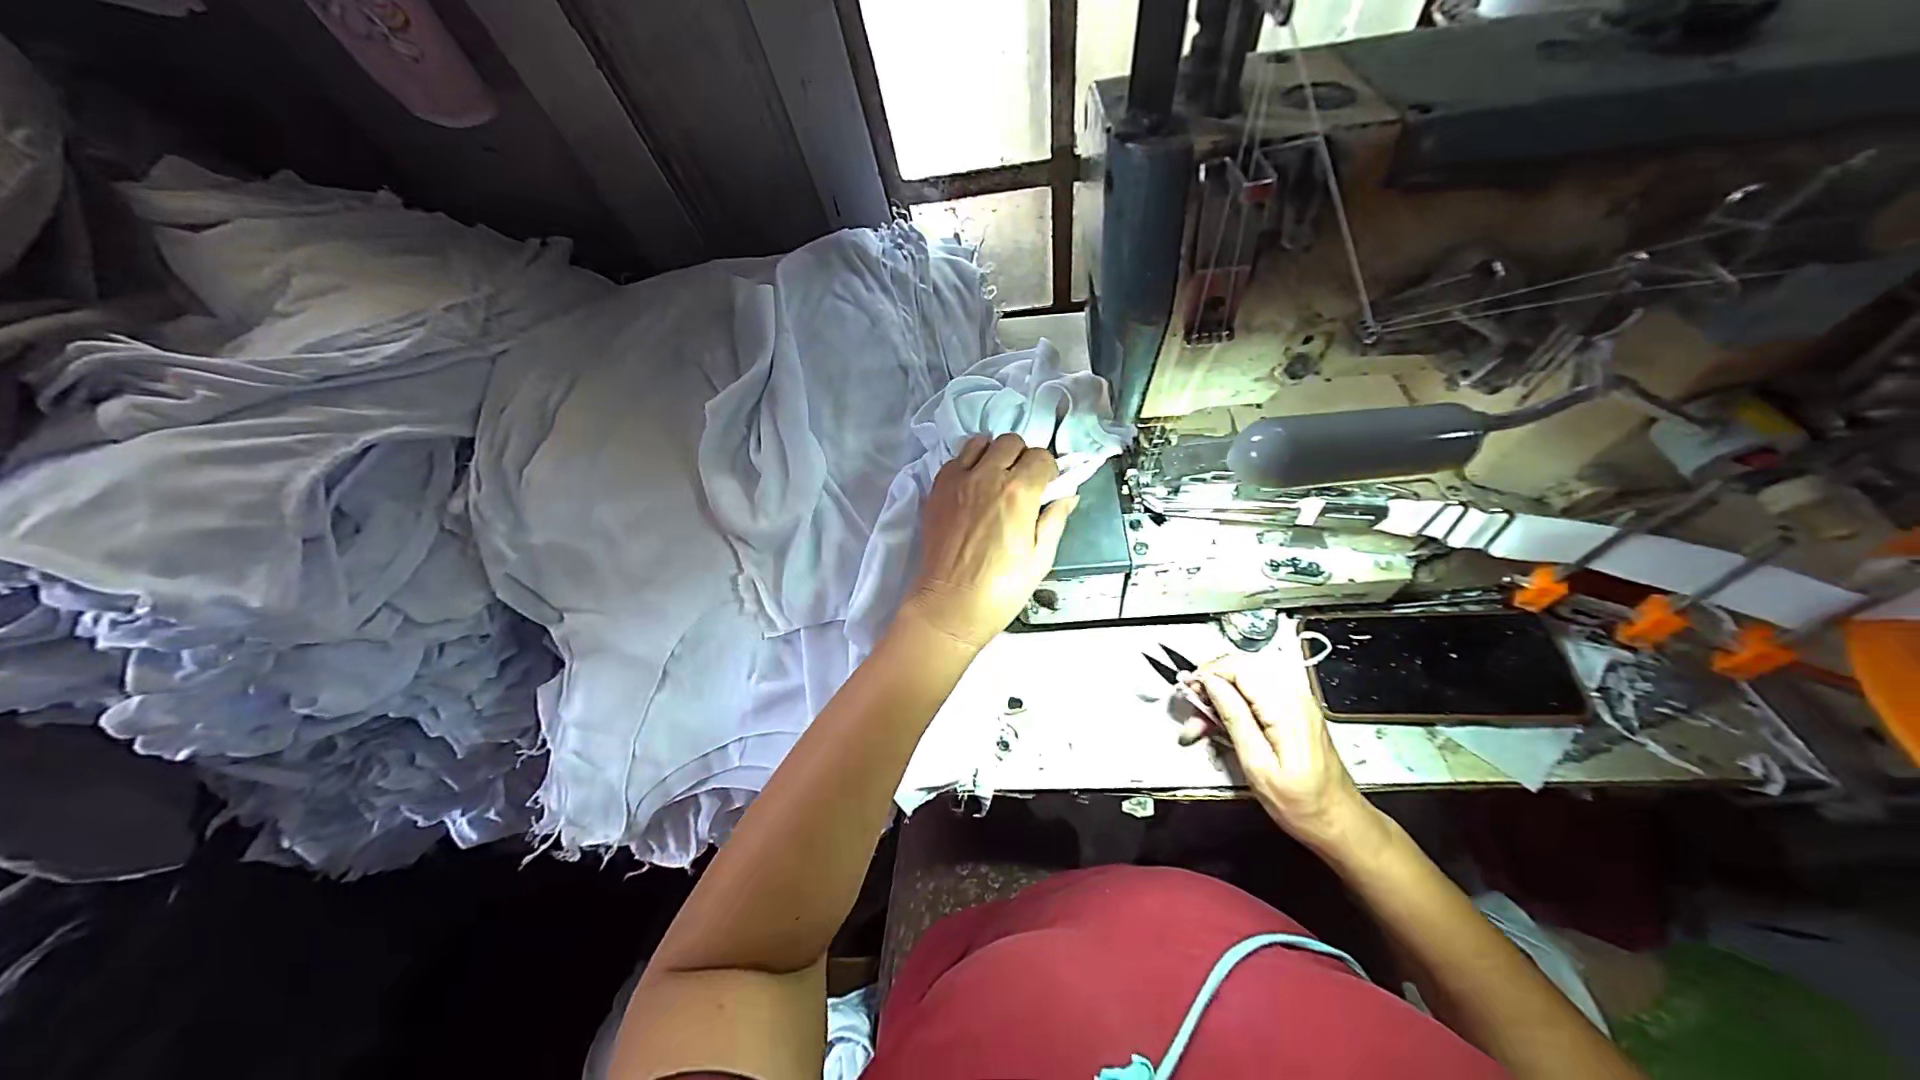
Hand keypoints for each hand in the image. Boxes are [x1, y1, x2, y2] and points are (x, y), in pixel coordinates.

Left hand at [900, 433, 1077, 651]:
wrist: (950, 605)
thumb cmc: (999, 590)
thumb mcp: (1041, 558)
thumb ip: (1055, 519)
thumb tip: (1067, 496)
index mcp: (1018, 493)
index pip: (1041, 457)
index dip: (1049, 471)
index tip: (1047, 488)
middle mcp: (986, 477)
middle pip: (1011, 442)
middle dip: (1022, 457)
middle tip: (1023, 482)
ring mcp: (957, 481)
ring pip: (980, 443)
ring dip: (993, 455)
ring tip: (996, 479)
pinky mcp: (936, 491)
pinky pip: (954, 460)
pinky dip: (967, 466)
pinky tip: (972, 489)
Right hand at [1192, 625, 1385, 855]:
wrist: (1339, 820)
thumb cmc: (1302, 803)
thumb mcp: (1257, 765)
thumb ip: (1233, 718)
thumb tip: (1211, 685)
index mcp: (1286, 708)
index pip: (1238, 667)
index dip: (1208, 674)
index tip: (1188, 690)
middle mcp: (1295, 696)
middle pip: (1243, 665)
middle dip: (1212, 681)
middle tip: (1193, 707)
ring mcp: (1298, 701)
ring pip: (1249, 675)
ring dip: (1223, 691)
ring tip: (1206, 719)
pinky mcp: (1297, 708)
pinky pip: (1260, 689)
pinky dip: (1238, 698)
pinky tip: (1226, 719)